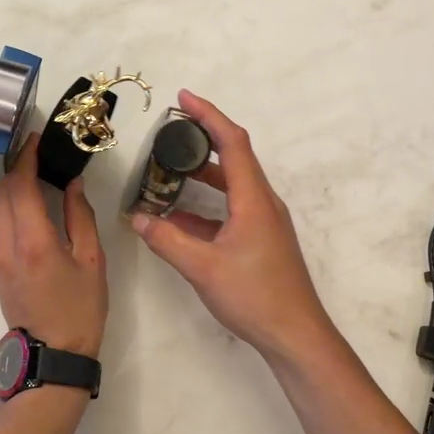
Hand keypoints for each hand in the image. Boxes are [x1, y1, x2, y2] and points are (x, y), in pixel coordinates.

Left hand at [0, 133, 108, 358]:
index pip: (21, 186)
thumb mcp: (92, 261)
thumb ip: (80, 217)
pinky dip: (12, 207)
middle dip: (18, 168)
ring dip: (14, 187)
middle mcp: (6, 245)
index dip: (26, 158)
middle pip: (4, 193)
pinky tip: (32, 204)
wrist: (53, 355)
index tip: (36, 139)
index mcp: (33, 241)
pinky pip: (0, 225)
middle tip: (39, 152)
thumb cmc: (80, 309)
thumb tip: (72, 183)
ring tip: (37, 174)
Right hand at [130, 91, 331, 360]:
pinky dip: (204, 205)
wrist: (295, 335)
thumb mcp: (202, 267)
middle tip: (167, 132)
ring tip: (166, 170)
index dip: (208, 116)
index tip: (183, 97)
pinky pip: (230, 209)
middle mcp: (263, 202)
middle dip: (200, 140)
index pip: (231, 142)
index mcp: (253, 199)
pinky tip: (178, 218)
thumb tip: (138, 218)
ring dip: (200, 175)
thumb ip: (166, 240)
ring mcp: (264, 222)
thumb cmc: (254, 296)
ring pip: (230, 185)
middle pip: (232, 157)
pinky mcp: (261, 240)